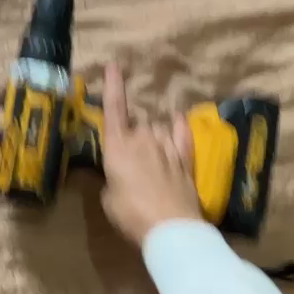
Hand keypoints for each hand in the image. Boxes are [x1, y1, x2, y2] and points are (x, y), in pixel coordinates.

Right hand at [100, 64, 202, 245]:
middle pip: (137, 120)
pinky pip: (181, 134)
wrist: (171, 229)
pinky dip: (178, 126)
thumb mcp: (109, 198)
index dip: (112, 86)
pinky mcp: (185, 160)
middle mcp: (142, 139)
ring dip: (152, 133)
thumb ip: (112, 179)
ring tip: (149, 150)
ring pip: (157, 127)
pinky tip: (177, 118)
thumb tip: (117, 176)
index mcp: (117, 147)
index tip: (113, 65)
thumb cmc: (130, 214)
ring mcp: (166, 147)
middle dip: (132, 128)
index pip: (113, 109)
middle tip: (129, 150)